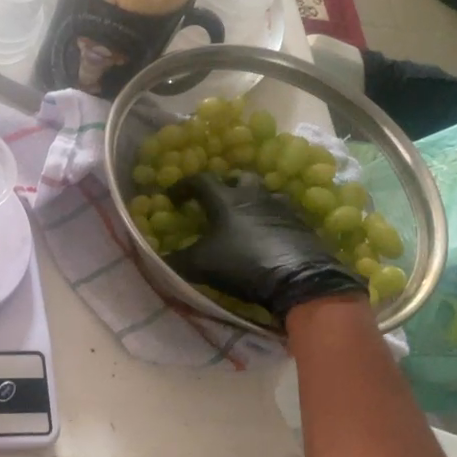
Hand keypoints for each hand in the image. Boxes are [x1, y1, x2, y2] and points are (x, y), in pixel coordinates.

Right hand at [164, 171, 364, 322]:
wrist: (299, 278)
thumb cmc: (242, 264)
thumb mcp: (200, 266)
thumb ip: (175, 260)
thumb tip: (156, 259)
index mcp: (226, 200)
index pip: (200, 180)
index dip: (183, 187)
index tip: (172, 198)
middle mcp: (254, 196)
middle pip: (238, 178)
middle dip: (224, 185)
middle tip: (214, 201)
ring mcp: (281, 207)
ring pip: (264, 193)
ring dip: (250, 199)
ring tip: (241, 216)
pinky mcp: (301, 223)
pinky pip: (282, 212)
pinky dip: (269, 217)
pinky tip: (265, 234)